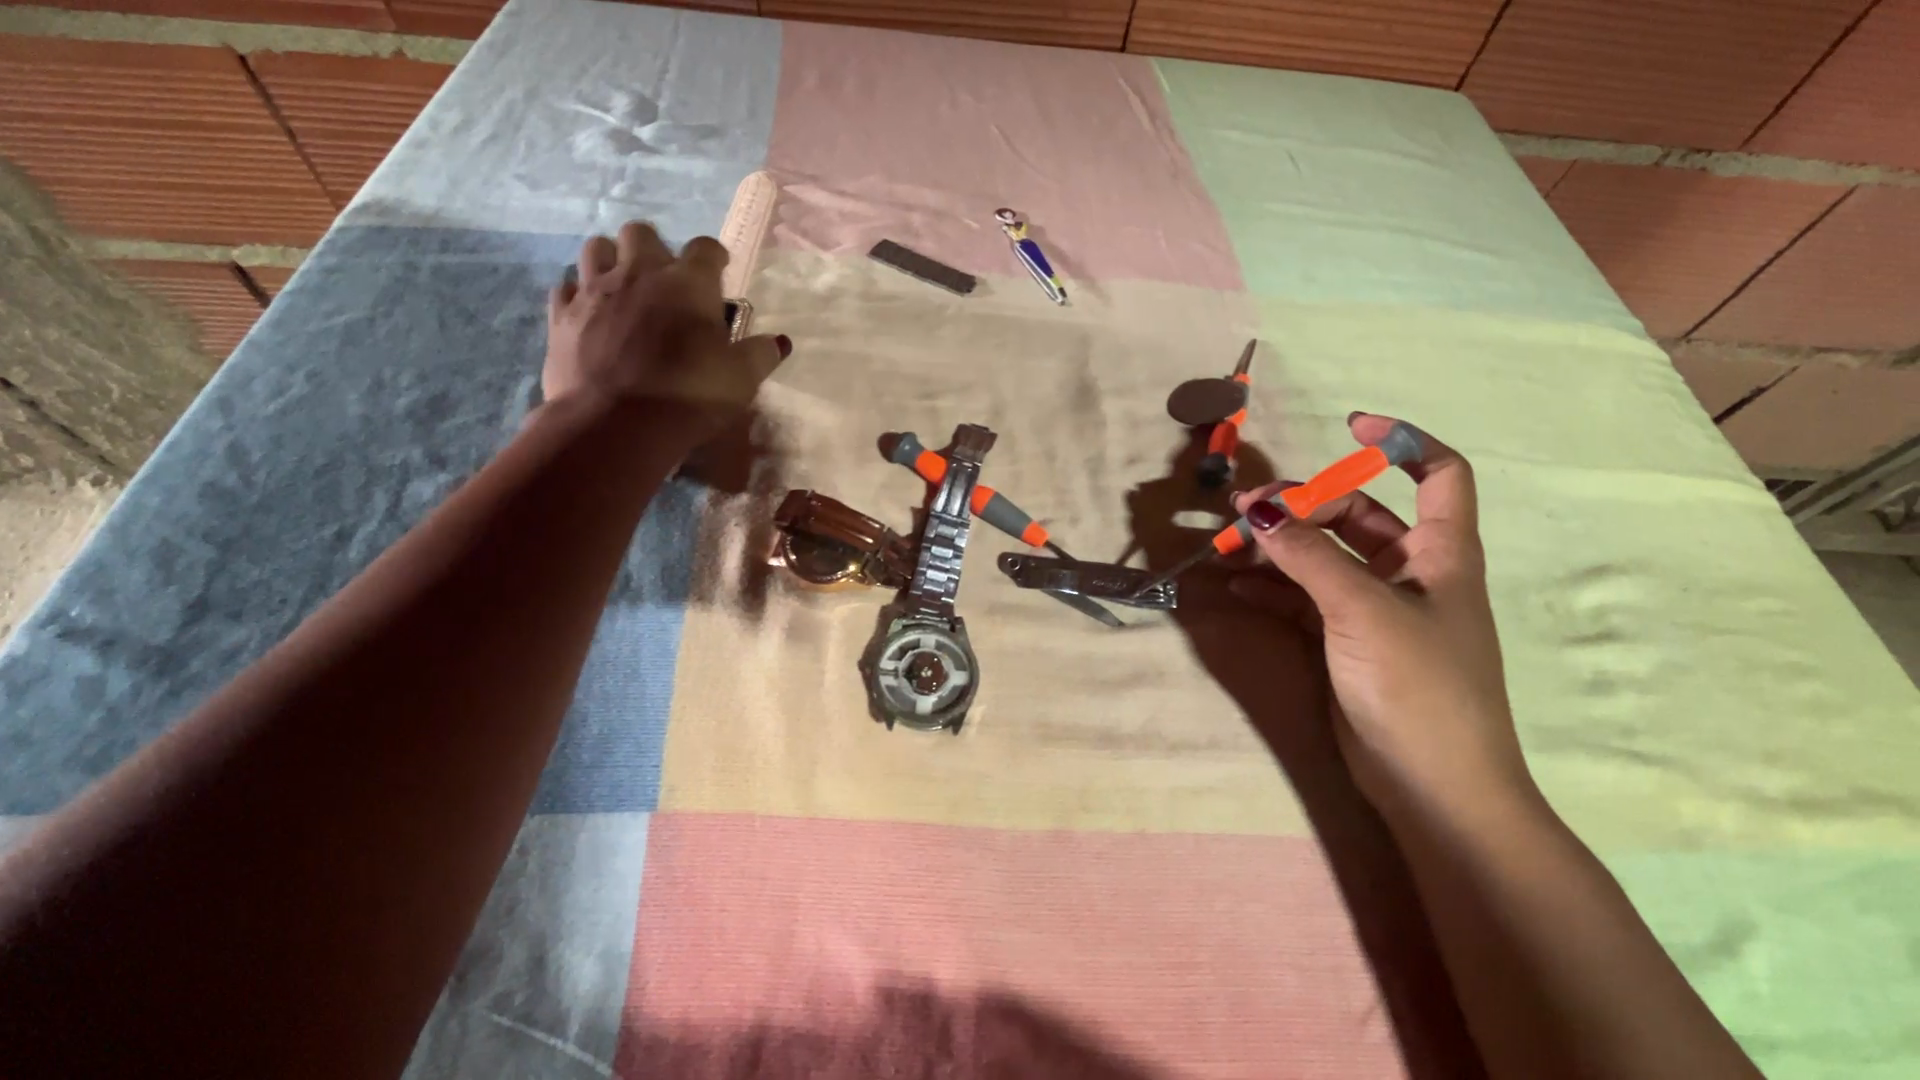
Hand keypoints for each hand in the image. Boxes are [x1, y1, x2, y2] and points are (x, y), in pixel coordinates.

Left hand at [543, 222, 789, 432]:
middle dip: (653, 248)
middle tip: (663, 279)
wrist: (614, 425)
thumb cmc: (688, 396)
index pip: (705, 248)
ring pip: (595, 248)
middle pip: (640, 233)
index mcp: (688, 283)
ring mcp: (593, 290)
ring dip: (611, 260)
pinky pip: (566, 288)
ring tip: (622, 286)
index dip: (714, 257)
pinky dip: (578, 294)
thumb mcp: (741, 380)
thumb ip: (760, 355)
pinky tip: (589, 312)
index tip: (719, 271)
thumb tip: (777, 341)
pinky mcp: (561, 316)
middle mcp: (639, 273)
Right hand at [1228, 414, 1534, 820]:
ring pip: (1325, 558)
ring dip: (1281, 545)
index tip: (1349, 426)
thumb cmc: (1420, 687)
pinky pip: (1305, 599)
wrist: (1435, 787)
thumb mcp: (1363, 611)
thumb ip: (1309, 558)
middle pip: (1359, 515)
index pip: (1439, 474)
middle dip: (1306, 505)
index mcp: (1442, 553)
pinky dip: (1273, 586)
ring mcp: (1377, 610)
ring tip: (1230, 541)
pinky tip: (1236, 583)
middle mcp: (1412, 573)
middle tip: (1250, 510)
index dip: (1403, 442)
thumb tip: (1259, 510)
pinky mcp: (1347, 644)